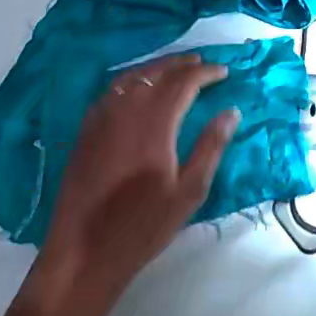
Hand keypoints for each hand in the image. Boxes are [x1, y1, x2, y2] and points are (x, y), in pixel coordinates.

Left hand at [43, 52, 235, 294]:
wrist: (84, 252)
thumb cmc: (143, 225)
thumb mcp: (189, 191)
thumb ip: (211, 146)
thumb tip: (231, 112)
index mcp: (154, 123)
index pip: (183, 82)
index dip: (205, 73)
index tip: (224, 72)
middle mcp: (126, 111)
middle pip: (156, 72)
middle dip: (181, 63)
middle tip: (201, 63)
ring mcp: (101, 118)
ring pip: (131, 77)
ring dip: (156, 68)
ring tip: (174, 68)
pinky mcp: (85, 131)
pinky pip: (111, 91)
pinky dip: (131, 80)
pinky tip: (138, 89)